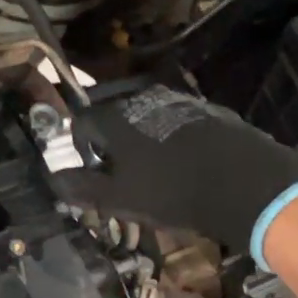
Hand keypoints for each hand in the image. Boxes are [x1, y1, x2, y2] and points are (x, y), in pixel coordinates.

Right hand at [59, 86, 297, 261]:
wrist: (243, 182)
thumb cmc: (170, 191)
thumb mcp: (119, 198)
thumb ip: (83, 187)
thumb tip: (54, 179)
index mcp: (117, 118)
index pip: (82, 122)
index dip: (79, 147)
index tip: (90, 170)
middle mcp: (145, 100)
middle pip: (116, 118)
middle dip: (112, 144)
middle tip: (119, 174)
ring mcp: (181, 102)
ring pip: (148, 119)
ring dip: (143, 141)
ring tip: (152, 171)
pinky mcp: (210, 112)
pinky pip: (178, 124)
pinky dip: (172, 140)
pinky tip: (184, 166)